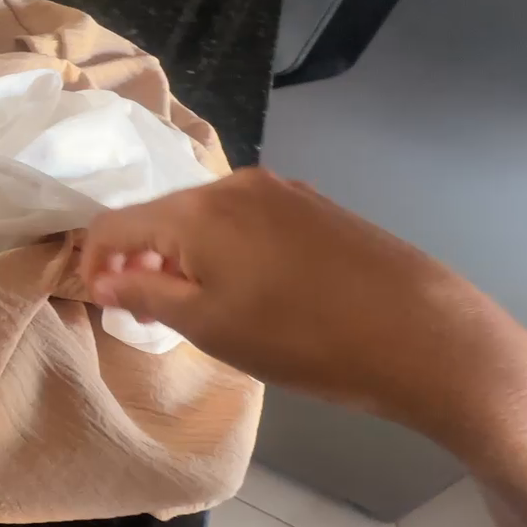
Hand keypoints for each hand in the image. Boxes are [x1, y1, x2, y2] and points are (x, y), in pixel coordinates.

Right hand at [77, 168, 526, 445]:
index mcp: (194, 212)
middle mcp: (230, 186)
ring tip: (197, 301)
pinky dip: (222, 246)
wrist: (433, 340)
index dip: (93, 262)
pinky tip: (249, 285)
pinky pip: (242, 218)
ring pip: (200, 216)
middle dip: (138, 258)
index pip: (113, 225)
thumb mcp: (207, 325)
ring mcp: (277, 191)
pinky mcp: (313, 204)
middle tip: (145, 309)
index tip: (100, 301)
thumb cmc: (303, 339)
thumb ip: (143, 294)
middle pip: (156, 215)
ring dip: (180, 253)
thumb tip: (102, 282)